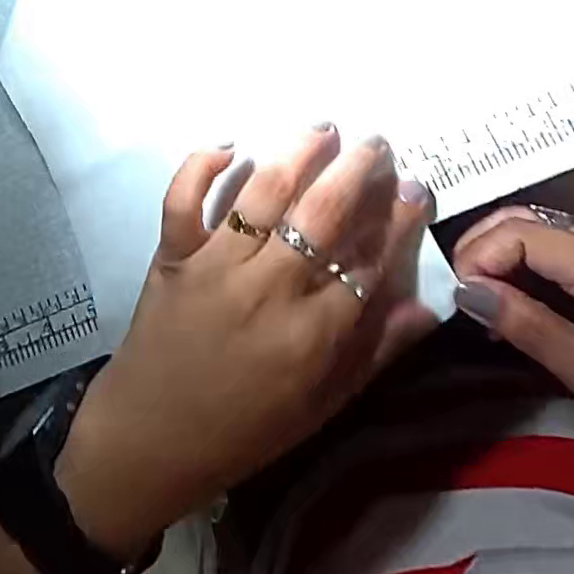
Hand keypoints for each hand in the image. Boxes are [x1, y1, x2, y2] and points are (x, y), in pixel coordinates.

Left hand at [54, 127, 438, 556]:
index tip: (414, 188)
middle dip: (356, 171)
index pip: (368, 261)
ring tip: (324, 128)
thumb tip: (427, 306)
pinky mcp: (173, 257)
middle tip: (375, 143)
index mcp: (311, 335)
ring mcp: (215, 268)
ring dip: (298, 154)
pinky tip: (228, 145)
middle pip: (322, 215)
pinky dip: (201, 167)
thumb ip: (376, 353)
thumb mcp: (321, 406)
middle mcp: (268, 291)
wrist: (146, 445)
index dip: (397, 221)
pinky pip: (183, 201)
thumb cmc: (244, 429)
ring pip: (263, 194)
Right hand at [451, 206, 573, 534]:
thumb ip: (531, 328)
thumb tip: (466, 293)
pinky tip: (513, 303)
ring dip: (502, 257)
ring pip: (541, 231)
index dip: (479, 258)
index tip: (455, 301)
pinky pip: (560, 253)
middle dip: (483, 248)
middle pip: (528, 220)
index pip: (522, 233)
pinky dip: (526, 269)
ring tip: (478, 302)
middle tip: (457, 296)